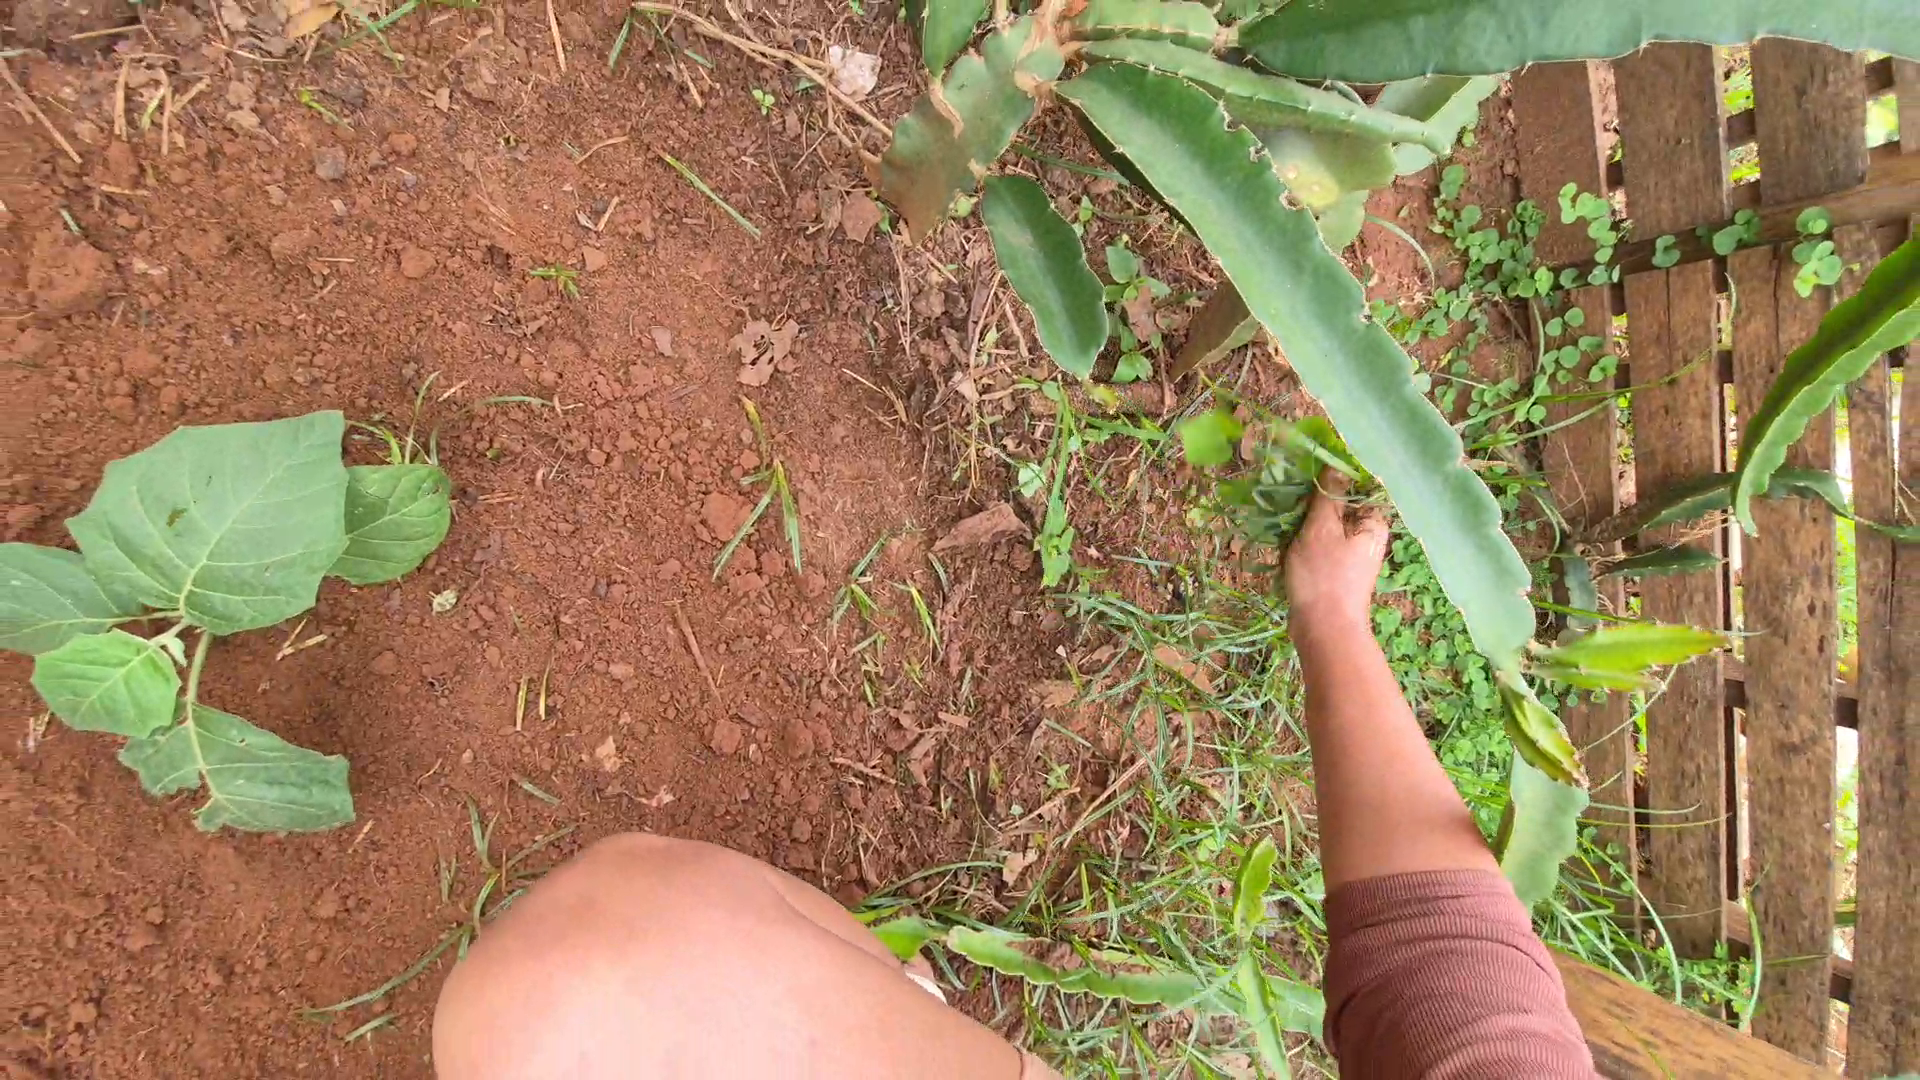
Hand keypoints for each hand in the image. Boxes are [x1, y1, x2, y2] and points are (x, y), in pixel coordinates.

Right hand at [1284, 469, 1387, 636]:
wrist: (1323, 628)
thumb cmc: (1323, 576)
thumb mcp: (1320, 529)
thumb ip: (1327, 495)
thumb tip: (1334, 464)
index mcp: (1372, 520)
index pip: (1355, 483)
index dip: (1330, 475)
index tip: (1304, 476)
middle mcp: (1367, 533)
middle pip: (1336, 503)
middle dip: (1309, 504)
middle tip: (1288, 510)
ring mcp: (1351, 551)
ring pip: (1322, 523)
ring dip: (1300, 524)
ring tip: (1284, 532)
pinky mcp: (1336, 566)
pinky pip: (1317, 542)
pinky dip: (1300, 542)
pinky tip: (1286, 549)